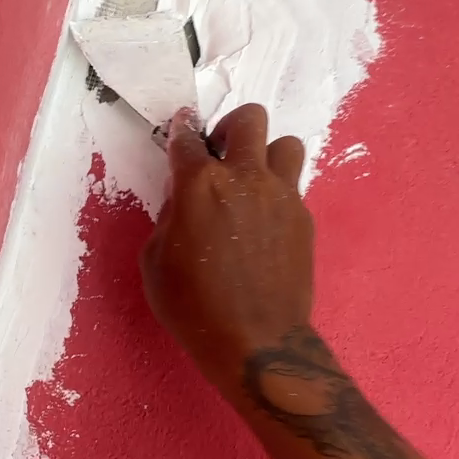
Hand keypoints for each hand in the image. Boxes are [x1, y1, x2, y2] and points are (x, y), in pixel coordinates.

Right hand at [140, 103, 314, 394]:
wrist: (253, 338)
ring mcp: (281, 195)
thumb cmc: (191, 306)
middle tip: (219, 155)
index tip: (181, 129)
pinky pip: (292, 186)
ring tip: (248, 184)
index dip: (181, 131)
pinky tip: (259, 224)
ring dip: (264, 156)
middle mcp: (244, 178)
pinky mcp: (303, 217)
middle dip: (230, 129)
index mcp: (199, 186)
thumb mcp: (155, 262)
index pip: (187, 139)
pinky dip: (274, 193)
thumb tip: (182, 199)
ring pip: (284, 144)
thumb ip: (168, 219)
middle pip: (250, 119)